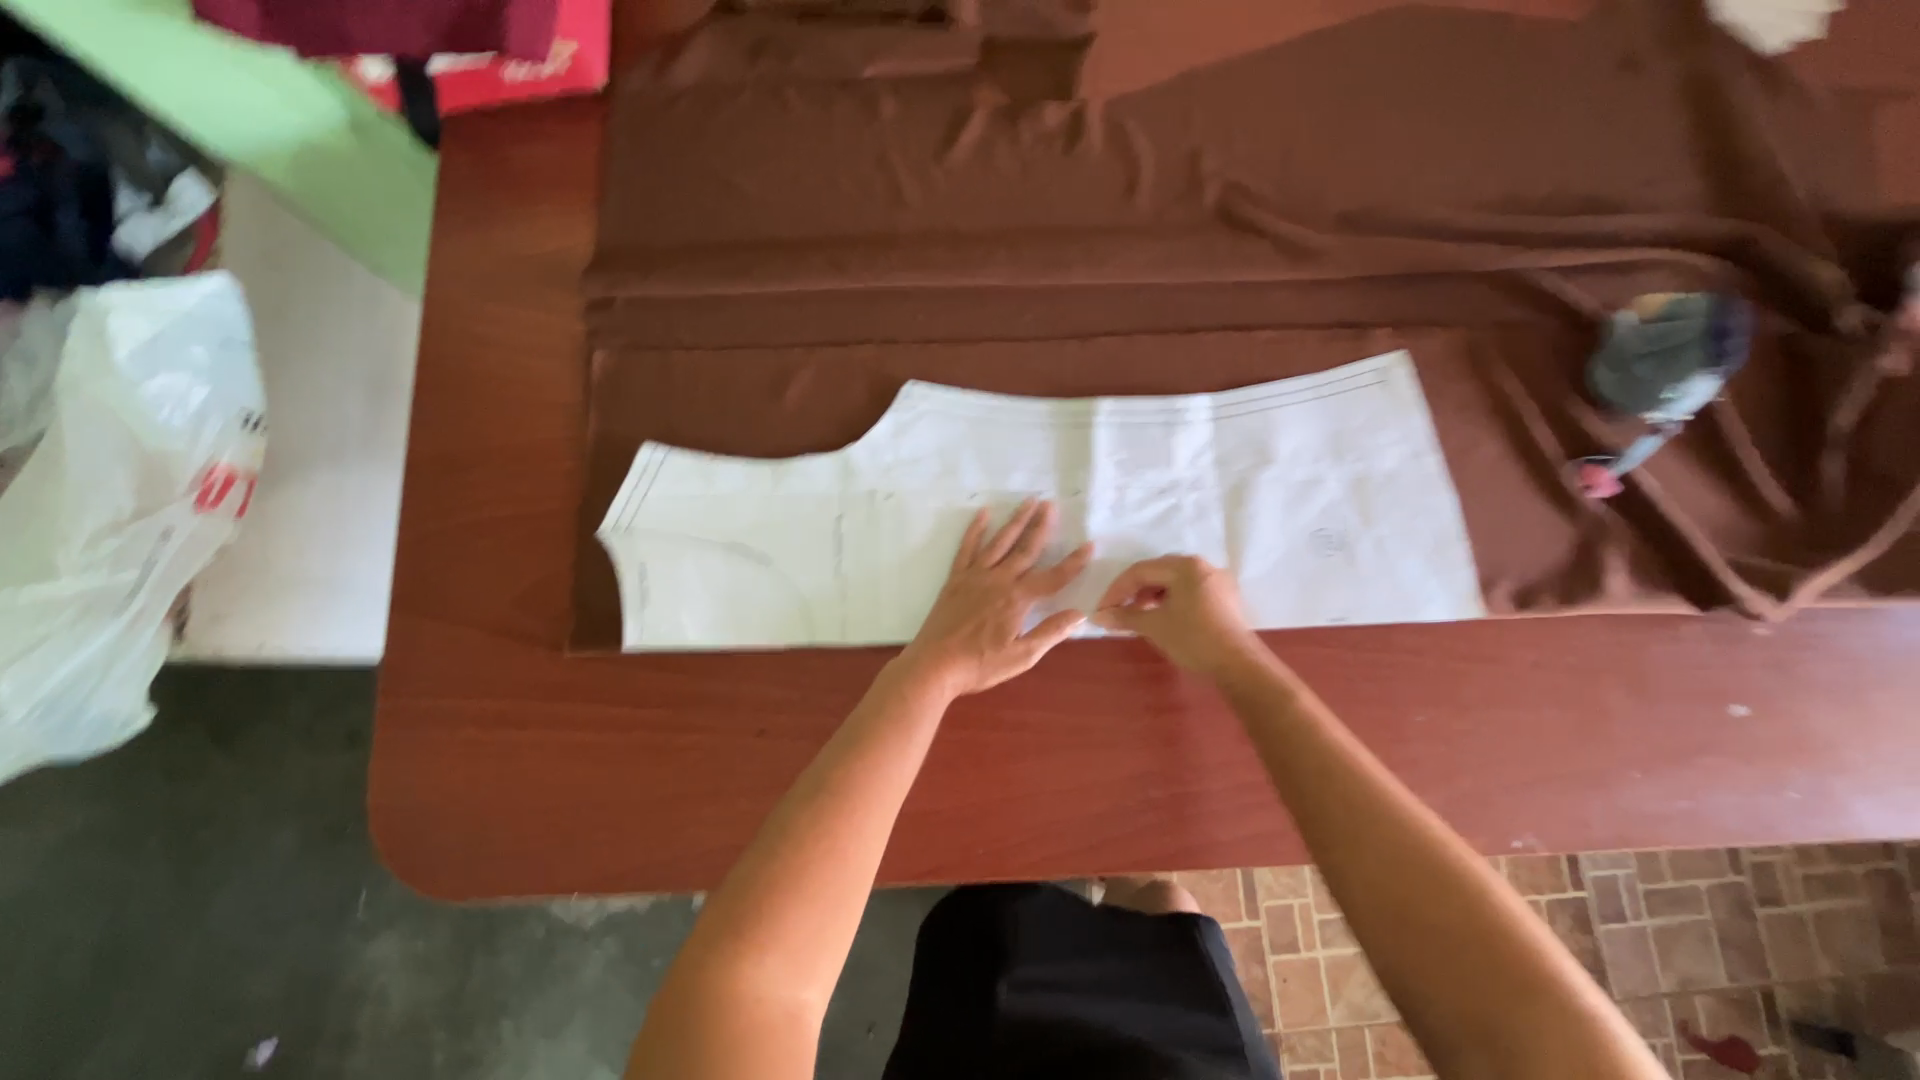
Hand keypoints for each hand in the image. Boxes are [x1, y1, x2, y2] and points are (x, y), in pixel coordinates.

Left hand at [896, 499, 1092, 697]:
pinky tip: (983, 513)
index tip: (1090, 545)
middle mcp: (998, 580)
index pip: (1054, 578)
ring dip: (1016, 521)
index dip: (1074, 563)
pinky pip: (967, 548)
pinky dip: (975, 529)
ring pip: (1000, 542)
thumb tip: (1079, 614)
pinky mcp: (955, 579)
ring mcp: (975, 576)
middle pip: (1026, 549)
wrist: (934, 665)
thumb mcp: (1022, 656)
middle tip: (1052, 504)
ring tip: (1029, 501)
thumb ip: (1050, 633)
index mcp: (1017, 600)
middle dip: (1042, 527)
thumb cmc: (980, 665)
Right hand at [1091, 555, 1265, 677]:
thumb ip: (1125, 617)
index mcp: (1185, 566)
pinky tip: (1162, 618)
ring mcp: (1216, 581)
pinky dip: (1170, 602)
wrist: (1238, 664)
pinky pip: (1189, 591)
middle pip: (1158, 572)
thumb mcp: (1154, 626)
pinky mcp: (1224, 598)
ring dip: (1151, 597)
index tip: (1102, 610)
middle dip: (1134, 592)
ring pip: (1174, 582)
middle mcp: (1202, 566)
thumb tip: (1098, 616)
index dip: (1117, 590)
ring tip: (1139, 617)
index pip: (1141, 570)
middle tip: (1119, 611)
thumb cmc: (1193, 639)